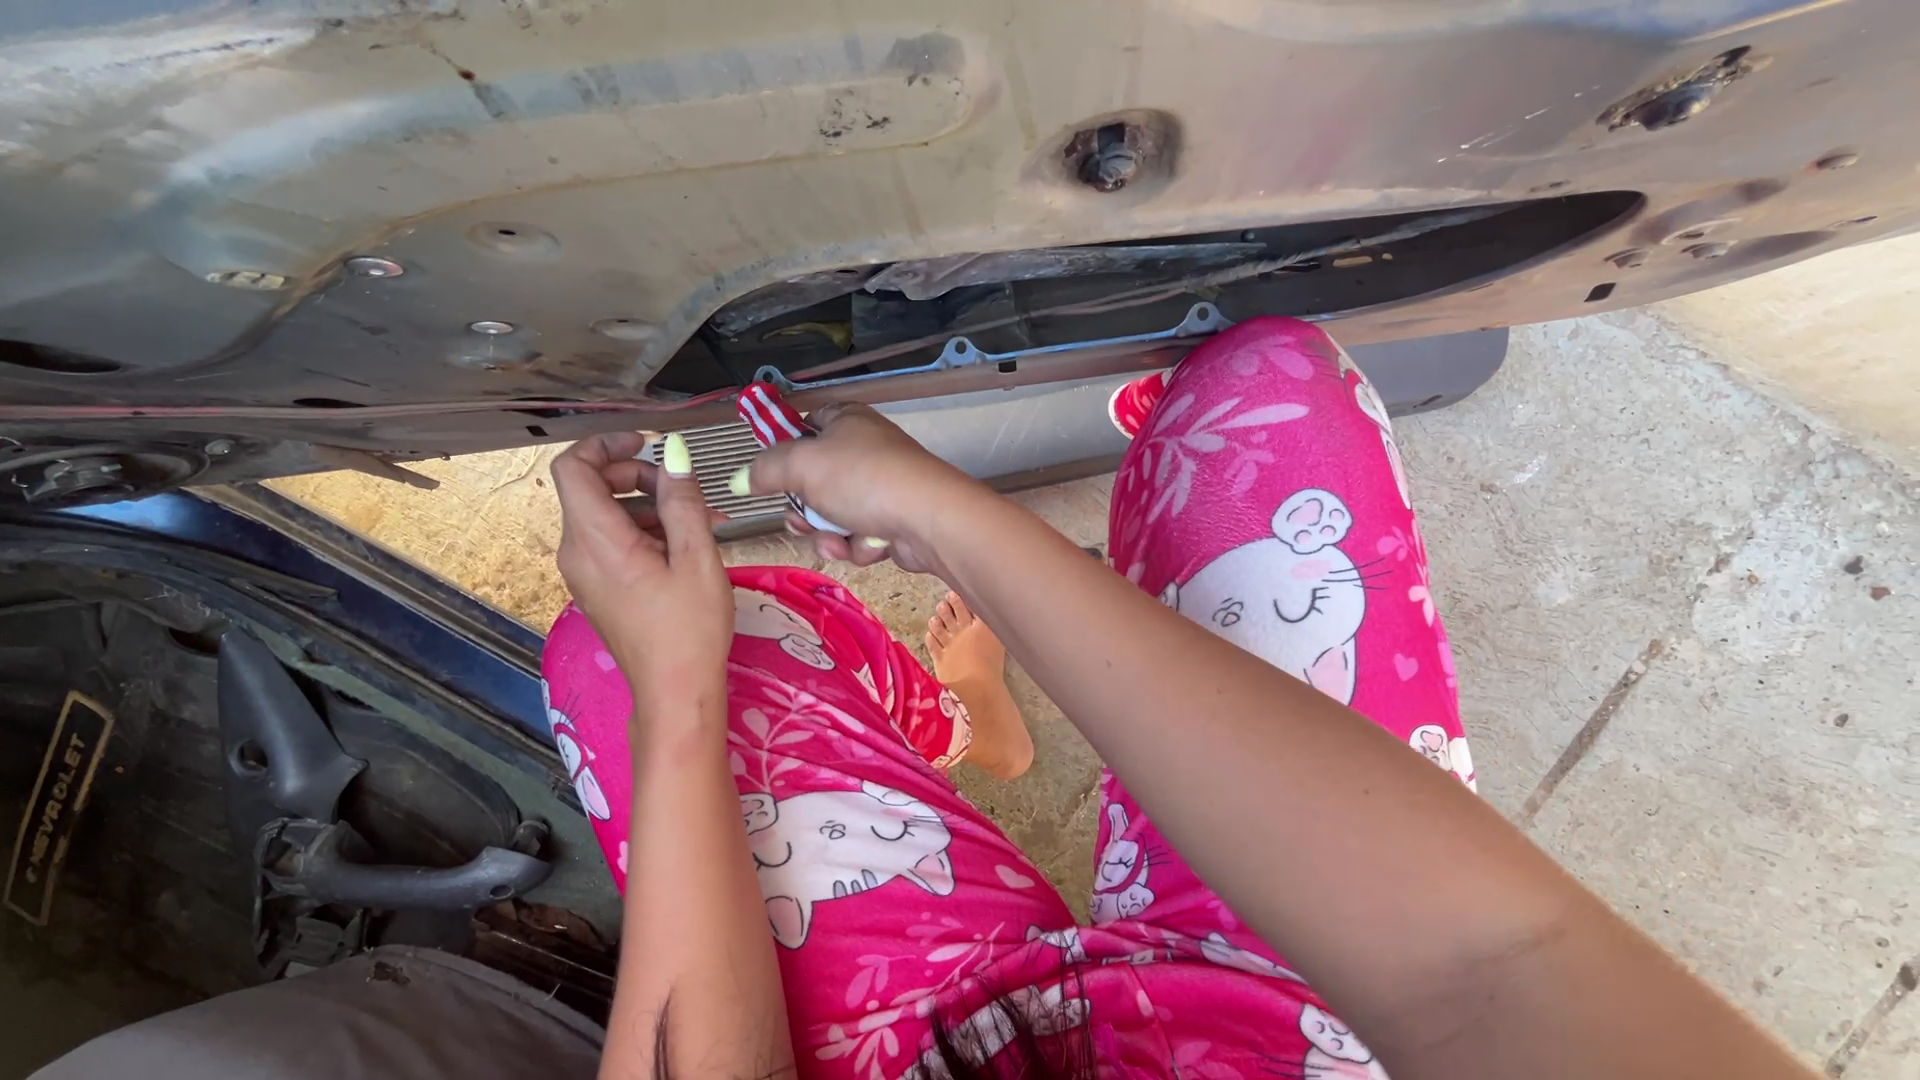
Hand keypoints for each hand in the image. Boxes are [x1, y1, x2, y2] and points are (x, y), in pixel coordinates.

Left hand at [550, 432, 733, 714]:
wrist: (675, 691)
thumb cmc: (691, 628)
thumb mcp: (698, 557)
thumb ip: (683, 500)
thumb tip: (675, 455)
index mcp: (596, 541)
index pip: (573, 467)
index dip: (606, 444)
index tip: (648, 445)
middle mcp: (577, 552)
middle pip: (590, 488)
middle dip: (637, 475)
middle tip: (684, 488)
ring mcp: (583, 572)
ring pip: (605, 515)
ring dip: (649, 506)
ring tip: (700, 520)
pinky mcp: (597, 587)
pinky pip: (611, 541)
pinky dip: (644, 531)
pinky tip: (685, 545)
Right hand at [734, 404, 980, 573]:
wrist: (927, 518)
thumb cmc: (862, 479)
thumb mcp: (800, 464)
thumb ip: (765, 469)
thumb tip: (739, 480)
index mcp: (846, 420)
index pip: (805, 424)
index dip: (786, 449)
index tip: (770, 474)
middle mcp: (865, 449)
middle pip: (814, 481)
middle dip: (805, 510)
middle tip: (803, 521)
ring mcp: (882, 486)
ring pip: (834, 515)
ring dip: (829, 534)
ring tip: (840, 540)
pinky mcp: (895, 520)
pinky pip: (859, 535)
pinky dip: (858, 545)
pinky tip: (868, 546)